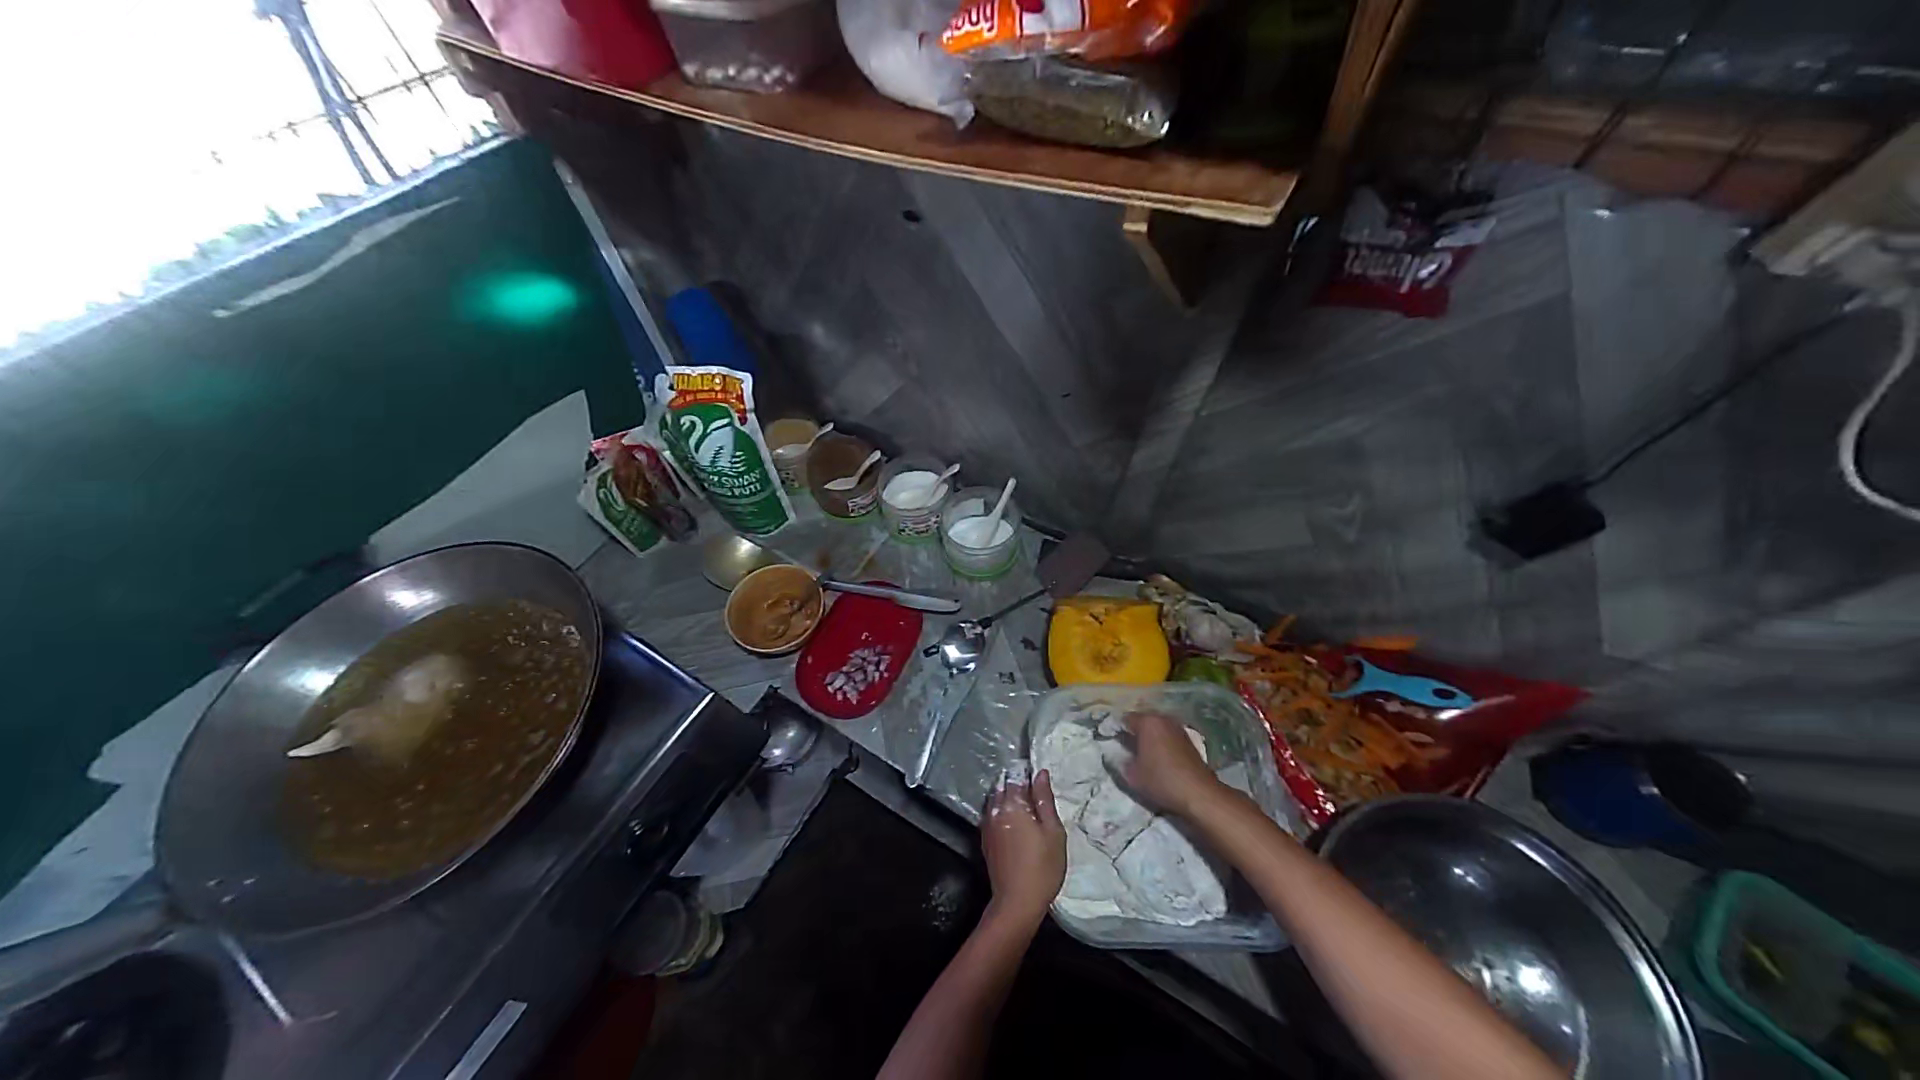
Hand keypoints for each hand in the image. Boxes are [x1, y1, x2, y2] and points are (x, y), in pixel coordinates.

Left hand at [982, 768, 1064, 925]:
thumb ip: (1044, 800)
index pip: (1017, 777)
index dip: (1028, 774)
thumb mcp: (1053, 831)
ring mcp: (987, 825)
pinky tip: (1014, 823)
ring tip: (1026, 808)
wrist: (1017, 902)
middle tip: (1035, 794)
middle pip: (1004, 787)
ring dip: (1008, 799)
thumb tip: (1040, 774)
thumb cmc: (1042, 866)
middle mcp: (995, 810)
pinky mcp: (985, 840)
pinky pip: (992, 816)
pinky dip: (1002, 813)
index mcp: (1012, 804)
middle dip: (1017, 785)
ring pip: (996, 801)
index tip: (1039, 779)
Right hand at [1119, 711, 1221, 815]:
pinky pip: (1168, 736)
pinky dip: (1161, 743)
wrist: (1199, 793)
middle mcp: (1164, 719)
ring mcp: (1178, 728)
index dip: (1116, 730)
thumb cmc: (1161, 780)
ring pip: (1157, 728)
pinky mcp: (1189, 740)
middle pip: (1142, 721)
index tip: (1111, 742)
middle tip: (1125, 748)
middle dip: (1133, 732)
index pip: (1125, 719)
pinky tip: (1158, 758)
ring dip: (1148, 738)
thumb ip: (1118, 761)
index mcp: (1147, 722)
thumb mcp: (1131, 775)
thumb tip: (1114, 754)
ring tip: (1141, 754)